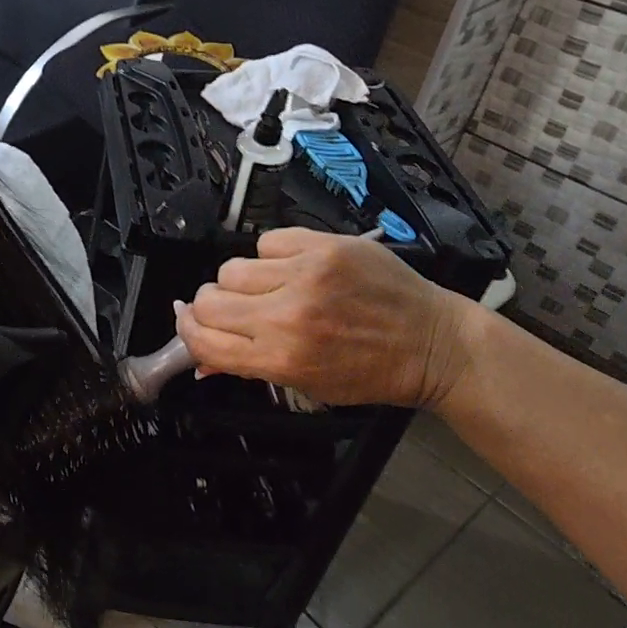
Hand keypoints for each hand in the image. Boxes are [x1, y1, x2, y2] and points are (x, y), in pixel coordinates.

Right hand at [174, 228, 479, 408]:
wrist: (436, 344)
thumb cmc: (372, 373)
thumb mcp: (308, 385)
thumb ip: (250, 368)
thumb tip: (200, 360)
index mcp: (281, 359)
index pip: (203, 340)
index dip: (189, 332)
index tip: (193, 325)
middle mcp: (287, 316)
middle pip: (208, 299)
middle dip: (212, 306)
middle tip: (234, 310)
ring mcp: (305, 275)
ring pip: (231, 268)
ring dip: (242, 281)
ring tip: (269, 288)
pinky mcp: (323, 245)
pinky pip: (265, 242)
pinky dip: (272, 256)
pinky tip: (294, 269)